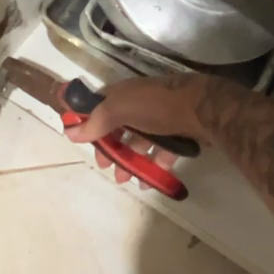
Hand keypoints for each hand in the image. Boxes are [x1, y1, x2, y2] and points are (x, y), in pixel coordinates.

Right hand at [62, 74, 206, 189]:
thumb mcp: (121, 109)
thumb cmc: (157, 106)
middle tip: (106, 166)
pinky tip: (150, 179)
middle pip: (118, 126)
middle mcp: (140, 103)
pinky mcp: (178, 132)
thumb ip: (97, 120)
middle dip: (110, 148)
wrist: (204, 109)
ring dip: (130, 160)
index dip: (87, 123)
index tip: (82, 142)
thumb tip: (69, 131)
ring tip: (126, 179)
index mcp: (124, 94)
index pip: (98, 106)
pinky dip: (153, 164)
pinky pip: (161, 150)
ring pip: (139, 141)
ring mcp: (160, 118)